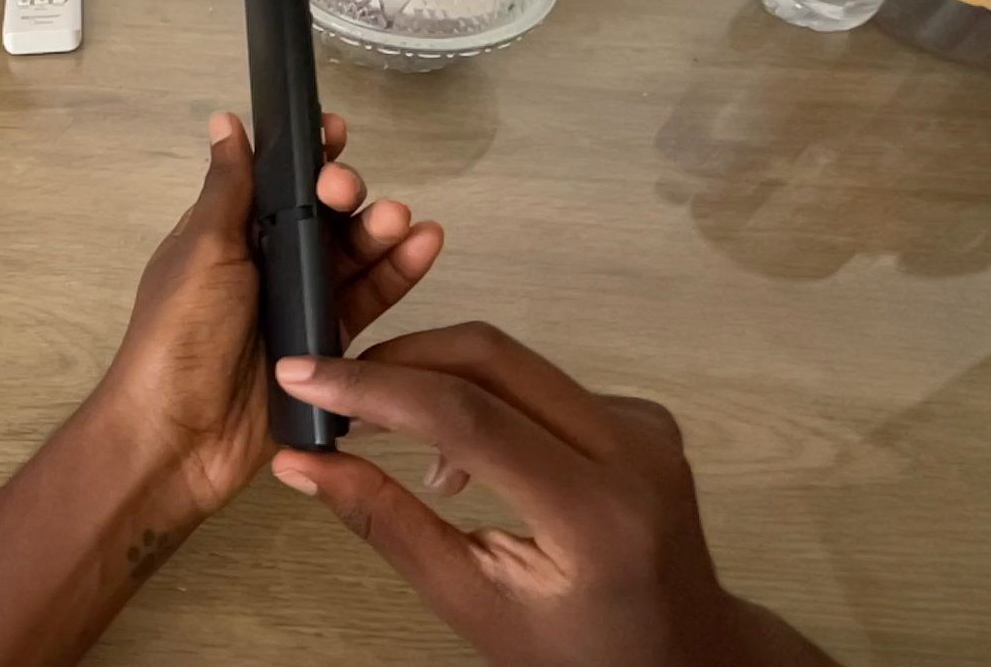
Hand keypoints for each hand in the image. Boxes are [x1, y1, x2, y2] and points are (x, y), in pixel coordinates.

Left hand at [94, 111, 444, 518]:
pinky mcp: (329, 344)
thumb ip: (228, 188)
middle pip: (320, 215)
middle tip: (347, 191)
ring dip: (379, 230)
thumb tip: (225, 121)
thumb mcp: (201, 250)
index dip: (306, 156)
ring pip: (351, 255)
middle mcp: (266, 262)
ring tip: (402, 219)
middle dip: (342, 194)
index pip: (276, 181)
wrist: (178, 436)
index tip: (331, 131)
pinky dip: (397, 273)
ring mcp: (299, 303)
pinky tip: (425, 245)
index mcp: (229, 233)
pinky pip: (368, 301)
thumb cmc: (180, 330)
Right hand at [269, 325, 839, 666]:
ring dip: (424, 370)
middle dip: (393, 361)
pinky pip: (525, 373)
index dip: (372, 386)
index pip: (466, 416)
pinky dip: (466, 388)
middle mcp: (631, 450)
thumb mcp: (469, 605)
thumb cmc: (576, 654)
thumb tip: (296, 460)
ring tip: (379, 419)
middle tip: (333, 388)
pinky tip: (451, 444)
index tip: (299, 374)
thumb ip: (381, 521)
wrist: (694, 659)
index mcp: (596, 518)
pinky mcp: (631, 408)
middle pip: (485, 356)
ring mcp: (640, 421)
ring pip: (501, 354)